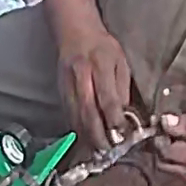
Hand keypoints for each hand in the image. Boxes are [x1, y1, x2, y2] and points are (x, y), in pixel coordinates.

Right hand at [57, 26, 133, 150]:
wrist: (75, 33)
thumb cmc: (103, 47)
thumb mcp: (121, 61)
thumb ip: (123, 88)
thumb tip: (125, 116)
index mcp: (101, 65)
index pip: (108, 98)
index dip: (114, 120)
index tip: (121, 137)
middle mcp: (82, 76)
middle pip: (89, 112)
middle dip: (98, 135)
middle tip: (107, 151)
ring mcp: (68, 86)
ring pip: (76, 117)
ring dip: (87, 137)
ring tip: (97, 152)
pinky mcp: (60, 93)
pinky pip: (69, 115)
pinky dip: (78, 130)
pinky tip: (85, 141)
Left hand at [153, 101, 185, 178]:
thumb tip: (165, 123)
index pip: (168, 153)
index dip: (160, 138)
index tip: (159, 121)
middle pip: (165, 164)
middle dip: (159, 146)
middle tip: (163, 126)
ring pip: (170, 166)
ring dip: (165, 150)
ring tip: (170, 130)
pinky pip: (178, 165)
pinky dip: (173, 153)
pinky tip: (178, 138)